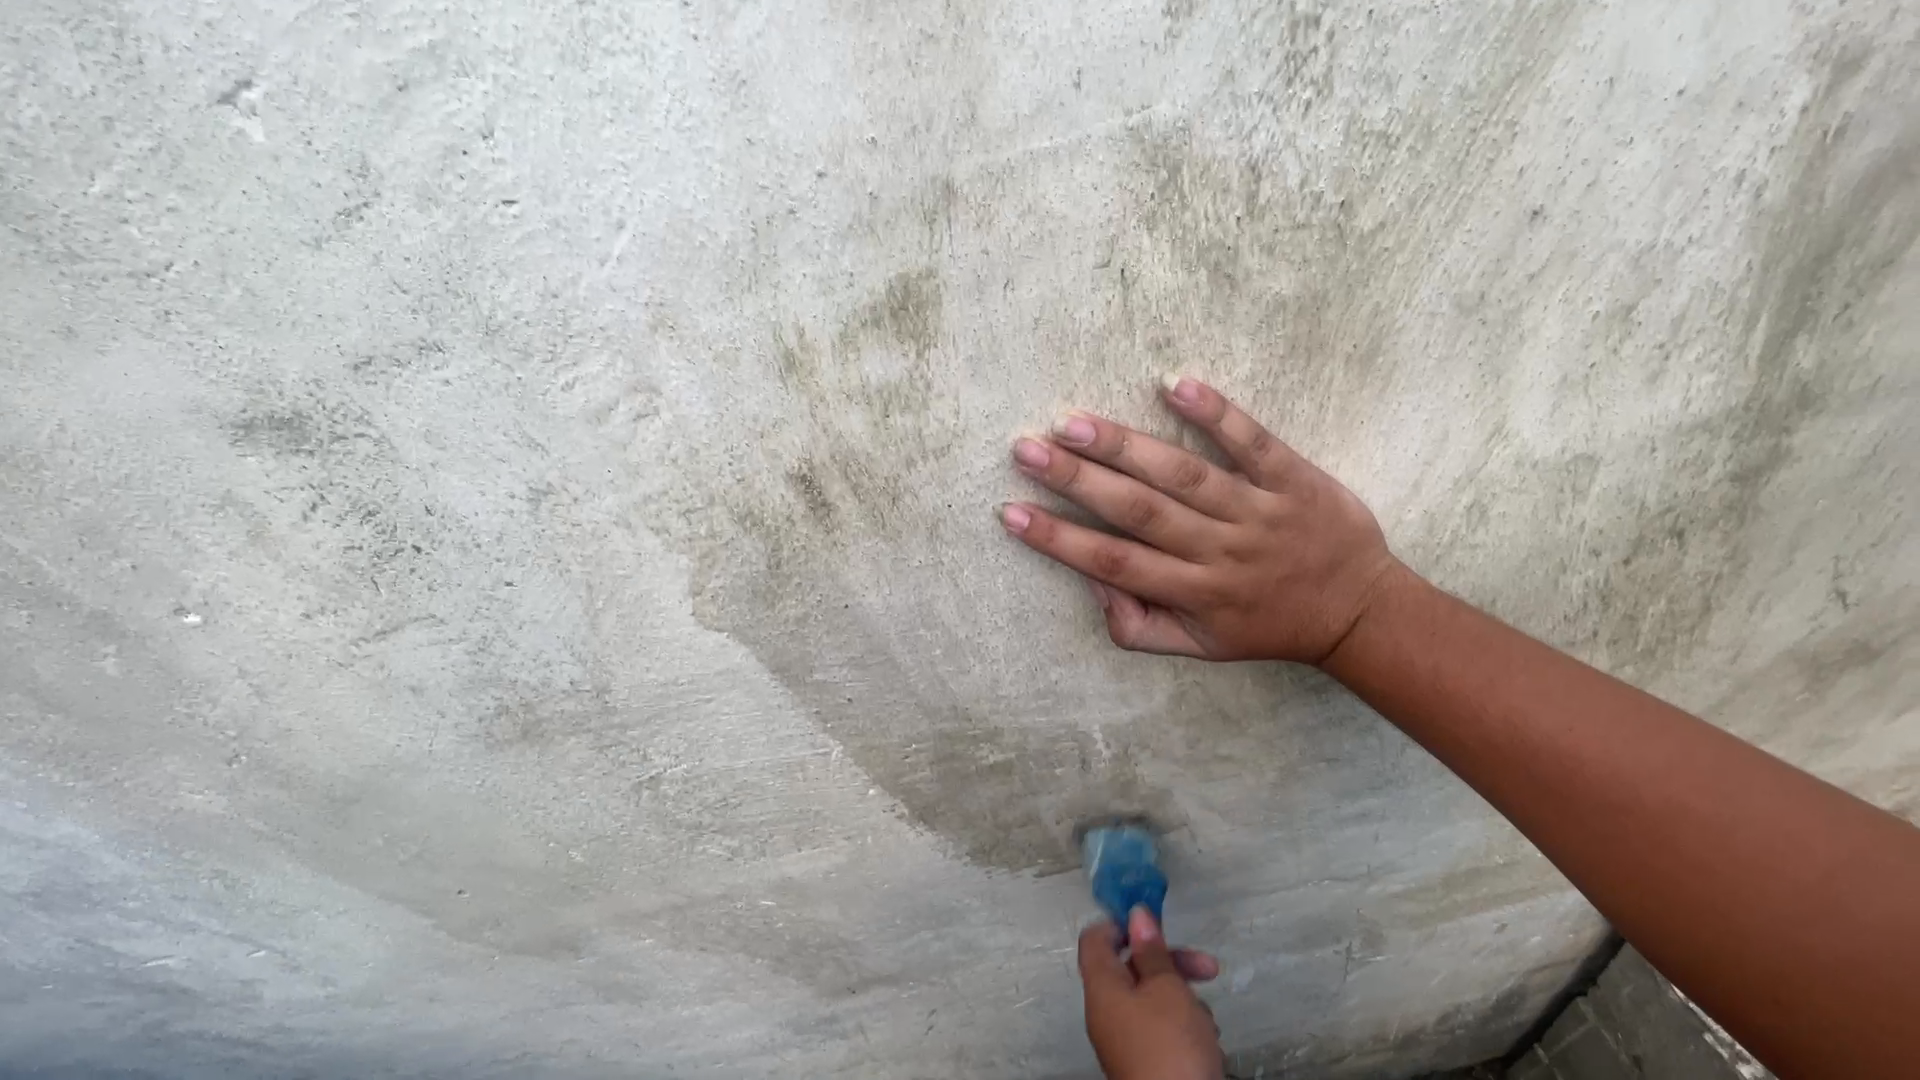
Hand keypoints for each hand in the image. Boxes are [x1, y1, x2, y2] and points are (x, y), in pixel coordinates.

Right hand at [1000, 376, 1403, 663]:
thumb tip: (1092, 586)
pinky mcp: (1295, 480)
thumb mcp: (1200, 648)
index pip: (1113, 564)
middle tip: (1027, 449)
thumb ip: (1139, 627)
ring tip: (1075, 422)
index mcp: (1194, 595)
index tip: (1010, 513)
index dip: (1058, 540)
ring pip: (1185, 476)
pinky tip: (1175, 385)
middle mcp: (1221, 553)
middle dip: (1077, 481)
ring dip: (1127, 447)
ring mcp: (1259, 513)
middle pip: (1139, 514)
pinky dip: (1217, 414)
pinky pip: (1254, 444)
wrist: (1358, 612)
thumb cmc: (1267, 627)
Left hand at [1079, 907, 1223, 1079]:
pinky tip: (1207, 1040)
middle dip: (1170, 962)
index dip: (1121, 923)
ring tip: (1207, 1018)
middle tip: (1207, 967)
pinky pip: (1160, 1028)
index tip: (1155, 922)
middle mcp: (1106, 1011)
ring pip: (1152, 999)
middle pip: (1131, 968)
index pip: (1095, 938)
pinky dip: (1183, 1026)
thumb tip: (1136, 914)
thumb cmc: (1169, 1044)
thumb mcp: (1166, 989)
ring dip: (1183, 998)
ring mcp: (1124, 1038)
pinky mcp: (1145, 1061)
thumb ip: (1152, 951)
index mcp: (1101, 987)